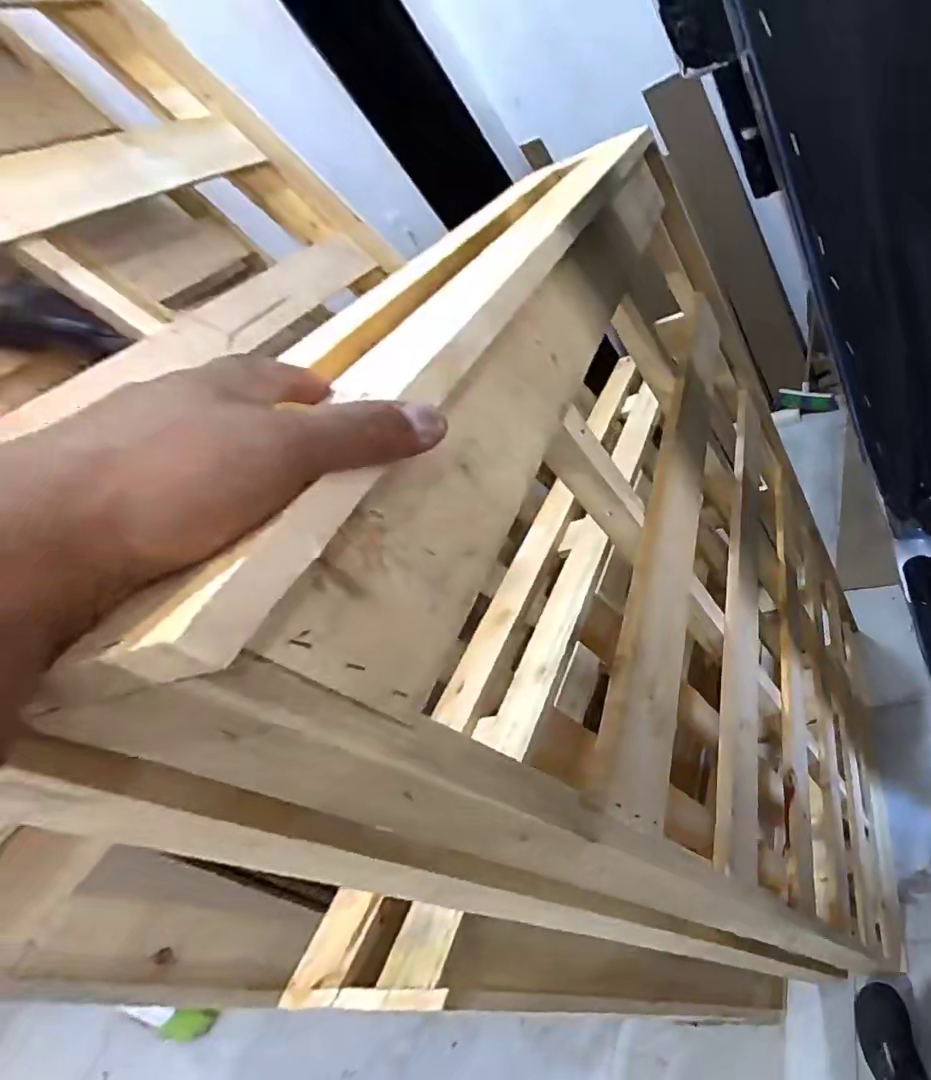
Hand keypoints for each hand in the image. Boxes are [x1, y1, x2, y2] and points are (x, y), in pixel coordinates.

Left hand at [0, 355, 445, 745]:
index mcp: (208, 391)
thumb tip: (438, 415)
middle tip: (322, 454)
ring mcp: (120, 460)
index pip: (264, 373)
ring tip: (283, 500)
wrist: (31, 544)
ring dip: (239, 470)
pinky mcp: (100, 509)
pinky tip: (226, 534)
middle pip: (228, 409)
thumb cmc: (171, 478)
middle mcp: (160, 415)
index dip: (304, 383)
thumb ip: (359, 434)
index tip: (336, 396)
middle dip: (275, 425)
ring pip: (197, 454)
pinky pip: (171, 499)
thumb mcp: (287, 450)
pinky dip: (207, 509)